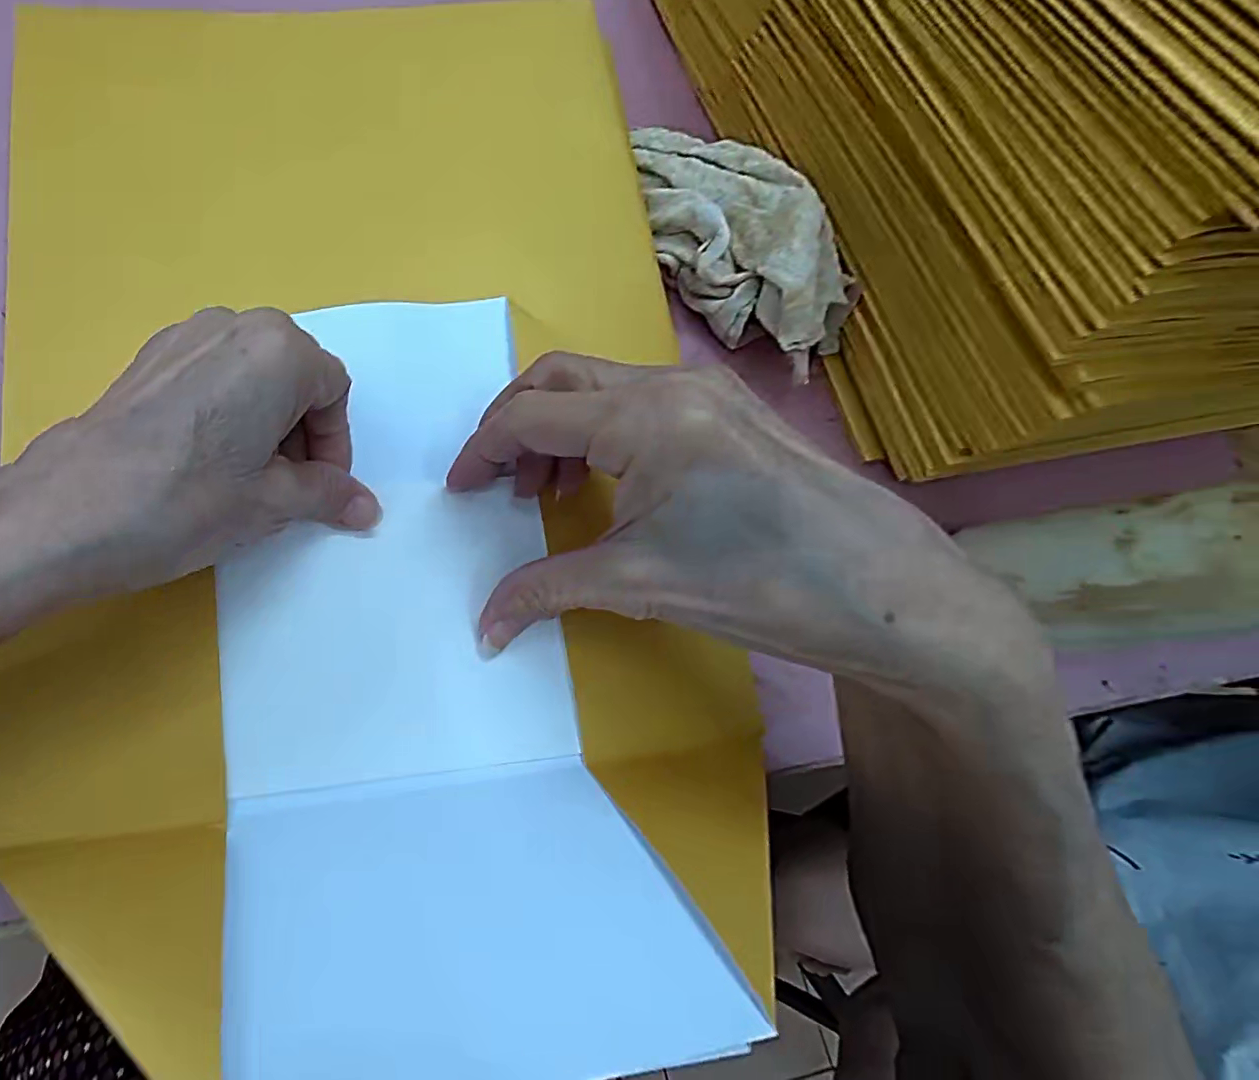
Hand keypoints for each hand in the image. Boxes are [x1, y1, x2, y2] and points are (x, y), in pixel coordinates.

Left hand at [0, 307, 380, 603]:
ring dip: (263, 423)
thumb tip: (368, 508)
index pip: (333, 392)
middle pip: (293, 377)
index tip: (319, 491)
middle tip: (283, 487)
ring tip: (241, 477)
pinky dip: (224, 412)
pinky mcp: (147, 358)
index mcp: (277, 348)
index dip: (334, 447)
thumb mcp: (270, 503)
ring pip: (250, 376)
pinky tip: (200, 459)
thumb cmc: (187, 503)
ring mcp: (182, 335)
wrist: (71, 510)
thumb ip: (327, 495)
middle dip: (300, 433)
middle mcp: (233, 323)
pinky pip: (209, 377)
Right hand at [447, 353, 1047, 699]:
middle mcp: (669, 386)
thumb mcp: (634, 585)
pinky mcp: (723, 413)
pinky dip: (593, 434)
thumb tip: (482, 630)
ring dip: (552, 429)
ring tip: (546, 491)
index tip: (460, 490)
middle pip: (555, 377)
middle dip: (510, 425)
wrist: (895, 596)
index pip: (529, 415)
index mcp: (642, 417)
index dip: (482, 451)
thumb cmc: (759, 582)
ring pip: (594, 386)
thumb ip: (543, 591)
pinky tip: (600, 484)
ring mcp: (702, 393)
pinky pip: (631, 402)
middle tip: (495, 480)